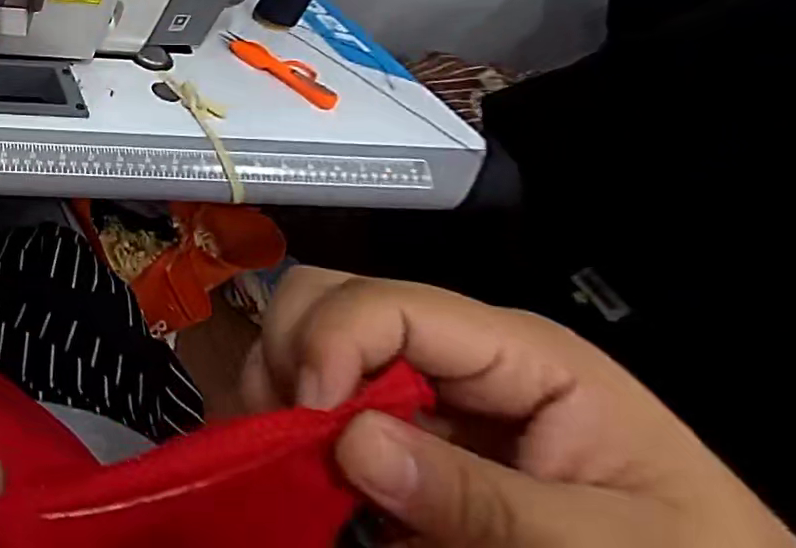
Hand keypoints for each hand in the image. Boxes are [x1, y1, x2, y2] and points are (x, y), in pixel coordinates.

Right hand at [241, 266, 794, 547]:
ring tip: (287, 456)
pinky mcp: (397, 421)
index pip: (389, 304)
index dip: (331, 341)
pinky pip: (314, 392)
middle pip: (330, 296)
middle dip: (290, 351)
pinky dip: (289, 418)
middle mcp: (451, 348)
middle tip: (283, 430)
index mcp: (516, 351)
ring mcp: (418, 382)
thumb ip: (484, 500)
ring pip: (305, 334)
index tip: (305, 414)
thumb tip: (350, 442)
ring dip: (280, 386)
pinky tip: (299, 465)